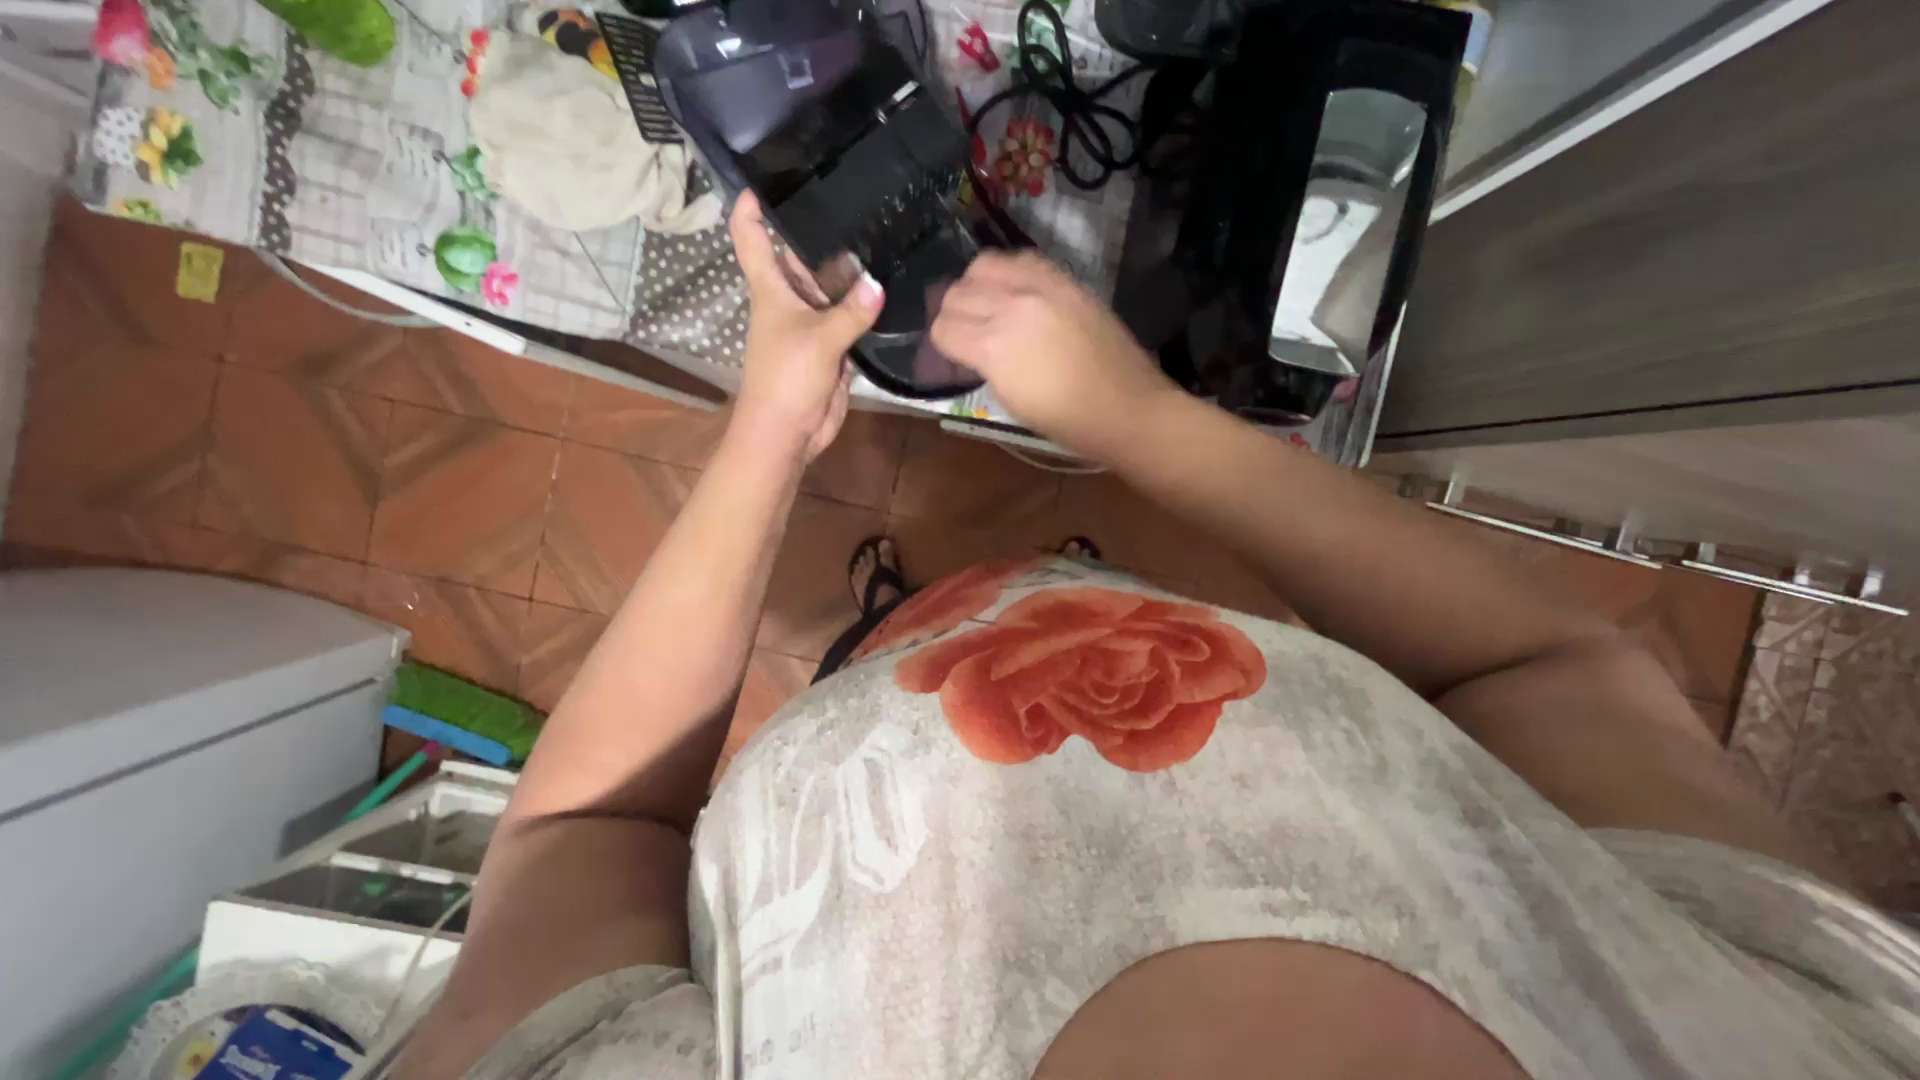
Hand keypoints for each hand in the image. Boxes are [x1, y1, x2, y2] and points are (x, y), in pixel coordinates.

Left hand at [726, 192, 884, 461]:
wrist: (787, 432)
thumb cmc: (786, 379)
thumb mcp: (819, 340)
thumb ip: (850, 312)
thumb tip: (878, 284)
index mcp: (771, 290)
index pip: (751, 238)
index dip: (750, 208)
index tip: (764, 179)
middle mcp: (790, 300)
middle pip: (801, 258)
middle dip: (821, 234)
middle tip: (858, 196)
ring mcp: (812, 324)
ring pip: (832, 289)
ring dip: (852, 273)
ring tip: (885, 233)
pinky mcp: (832, 347)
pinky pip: (850, 319)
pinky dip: (865, 307)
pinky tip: (891, 285)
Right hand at [929, 251, 1178, 459]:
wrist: (1127, 409)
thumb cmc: (1067, 422)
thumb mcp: (1010, 401)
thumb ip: (983, 364)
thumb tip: (969, 347)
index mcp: (994, 347)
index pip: (943, 328)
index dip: (942, 344)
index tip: (953, 355)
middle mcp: (1012, 306)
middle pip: (957, 293)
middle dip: (953, 314)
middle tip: (965, 332)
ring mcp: (1042, 287)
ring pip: (983, 265)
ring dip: (975, 284)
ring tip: (986, 305)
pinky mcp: (1066, 281)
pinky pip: (1022, 259)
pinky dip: (1008, 272)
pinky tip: (1015, 291)